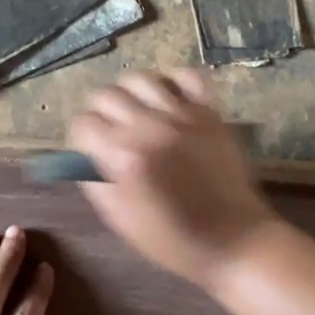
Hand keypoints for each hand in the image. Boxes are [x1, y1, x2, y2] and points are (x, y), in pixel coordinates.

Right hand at [69, 70, 281, 288]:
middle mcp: (148, 127)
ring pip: (140, 78)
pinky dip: (174, 82)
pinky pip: (186, 75)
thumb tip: (84, 156)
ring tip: (138, 113)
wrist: (231, 239)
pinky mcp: (209, 111)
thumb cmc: (172, 239)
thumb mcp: (119, 219)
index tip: (91, 151)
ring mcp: (181, 115)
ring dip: (131, 94)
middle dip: (101, 113)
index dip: (82, 138)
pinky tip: (170, 101)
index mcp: (122, 156)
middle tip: (112, 133)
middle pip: (106, 95)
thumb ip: (95, 181)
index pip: (83, 124)